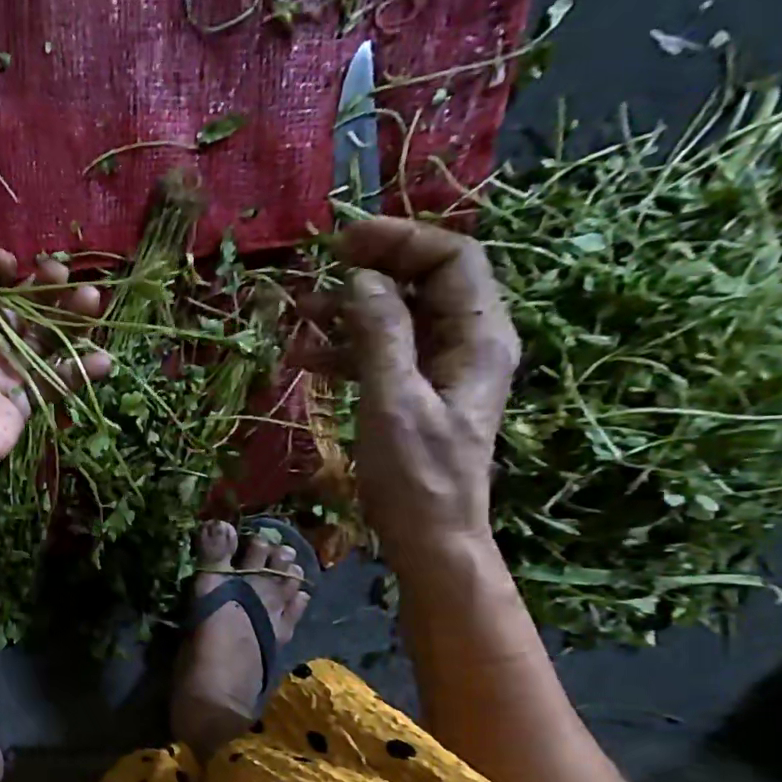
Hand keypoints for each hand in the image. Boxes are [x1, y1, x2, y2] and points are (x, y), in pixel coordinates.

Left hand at [0, 238, 108, 480]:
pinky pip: (60, 378)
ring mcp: (11, 369)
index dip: (6, 273)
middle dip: (48, 291)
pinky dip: (81, 370)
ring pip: (48, 339)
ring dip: (72, 321)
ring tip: (94, 303)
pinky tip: (103, 359)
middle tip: (67, 276)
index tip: (18, 264)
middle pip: (26, 310)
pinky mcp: (31, 397)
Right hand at [324, 218, 519, 573]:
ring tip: (301, 314)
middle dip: (371, 273)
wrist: (430, 540)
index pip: (453, 258)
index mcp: (480, 337)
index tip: (346, 244)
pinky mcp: (419, 393)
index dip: (401, 240)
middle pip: (424, 283)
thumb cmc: (417, 476)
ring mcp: (443, 369)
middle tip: (319, 273)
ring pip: (399, 317)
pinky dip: (349, 349)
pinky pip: (386, 353)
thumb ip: (380, 332)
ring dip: (351, 311)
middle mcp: (469, 343)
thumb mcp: (393, 400)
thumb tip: (361, 279)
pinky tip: (306, 356)